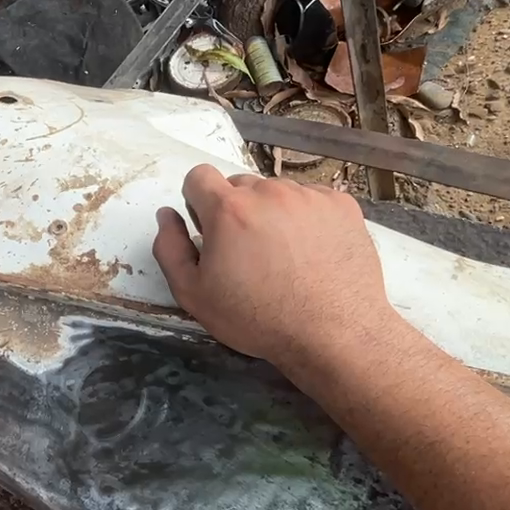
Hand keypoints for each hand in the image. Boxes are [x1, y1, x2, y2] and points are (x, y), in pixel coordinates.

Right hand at [152, 166, 397, 370]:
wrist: (332, 333)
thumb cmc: (255, 317)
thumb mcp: (192, 294)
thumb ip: (170, 248)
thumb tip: (166, 215)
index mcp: (228, 209)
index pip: (199, 176)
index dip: (197, 202)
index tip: (208, 231)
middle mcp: (269, 191)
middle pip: (238, 185)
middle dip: (234, 211)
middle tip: (245, 252)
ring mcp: (309, 196)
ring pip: (275, 193)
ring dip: (269, 214)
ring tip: (281, 255)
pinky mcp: (342, 205)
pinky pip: (310, 200)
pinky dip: (304, 218)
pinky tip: (309, 252)